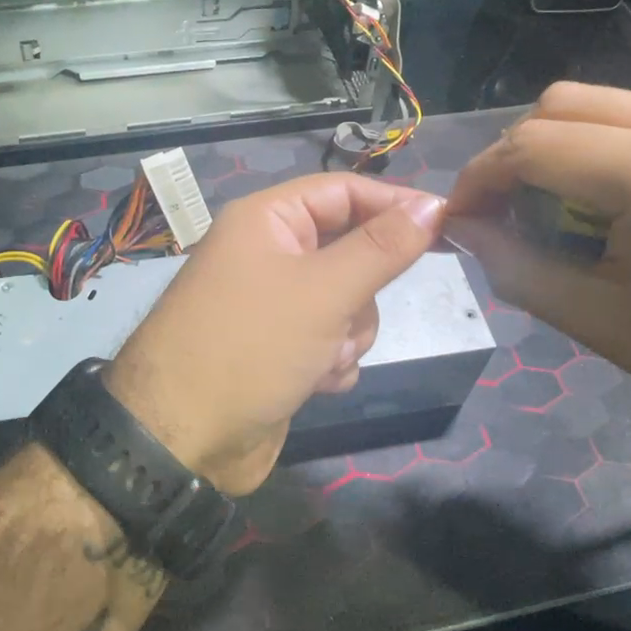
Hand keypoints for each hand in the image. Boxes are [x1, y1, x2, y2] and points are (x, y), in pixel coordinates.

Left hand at [106, 174, 444, 495]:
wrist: (181, 439)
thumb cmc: (250, 345)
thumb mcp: (324, 291)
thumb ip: (382, 248)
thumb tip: (432, 205)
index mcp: (267, 220)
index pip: (344, 192)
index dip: (395, 203)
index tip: (449, 222)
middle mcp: (268, 254)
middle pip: (350, 250)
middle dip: (360, 291)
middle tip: (350, 313)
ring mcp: (272, 305)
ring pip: (346, 301)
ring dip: (347, 333)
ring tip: (322, 358)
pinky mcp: (278, 349)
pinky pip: (330, 340)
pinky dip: (332, 361)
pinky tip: (313, 382)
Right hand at [447, 84, 630, 488]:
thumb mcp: (599, 319)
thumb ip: (513, 264)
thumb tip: (461, 228)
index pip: (531, 145)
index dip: (479, 178)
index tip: (459, 218)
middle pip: (563, 104)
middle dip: (516, 153)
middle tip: (504, 212)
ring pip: (605, 104)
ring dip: (562, 147)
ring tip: (557, 210)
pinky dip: (609, 147)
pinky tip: (613, 202)